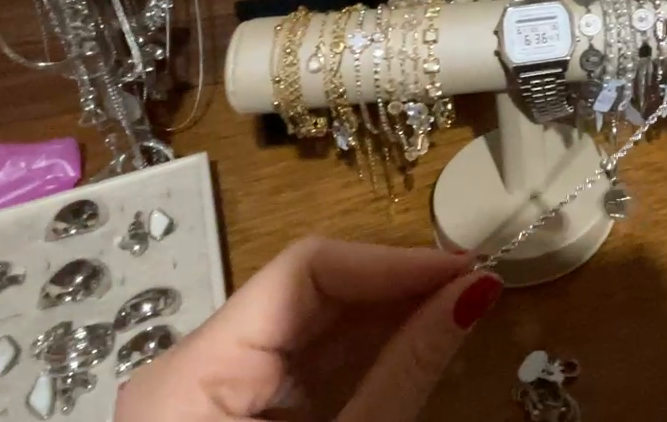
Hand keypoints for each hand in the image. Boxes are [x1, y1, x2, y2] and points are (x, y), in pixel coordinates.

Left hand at [116, 238, 501, 421]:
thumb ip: (405, 371)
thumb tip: (476, 290)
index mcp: (191, 372)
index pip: (307, 271)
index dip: (392, 261)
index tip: (466, 271)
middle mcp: (190, 367)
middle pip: (308, 291)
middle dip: (395, 287)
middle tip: (473, 288)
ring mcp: (207, 394)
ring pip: (311, 323)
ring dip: (387, 316)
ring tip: (455, 311)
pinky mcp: (230, 418)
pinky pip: (303, 363)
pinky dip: (363, 354)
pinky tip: (412, 348)